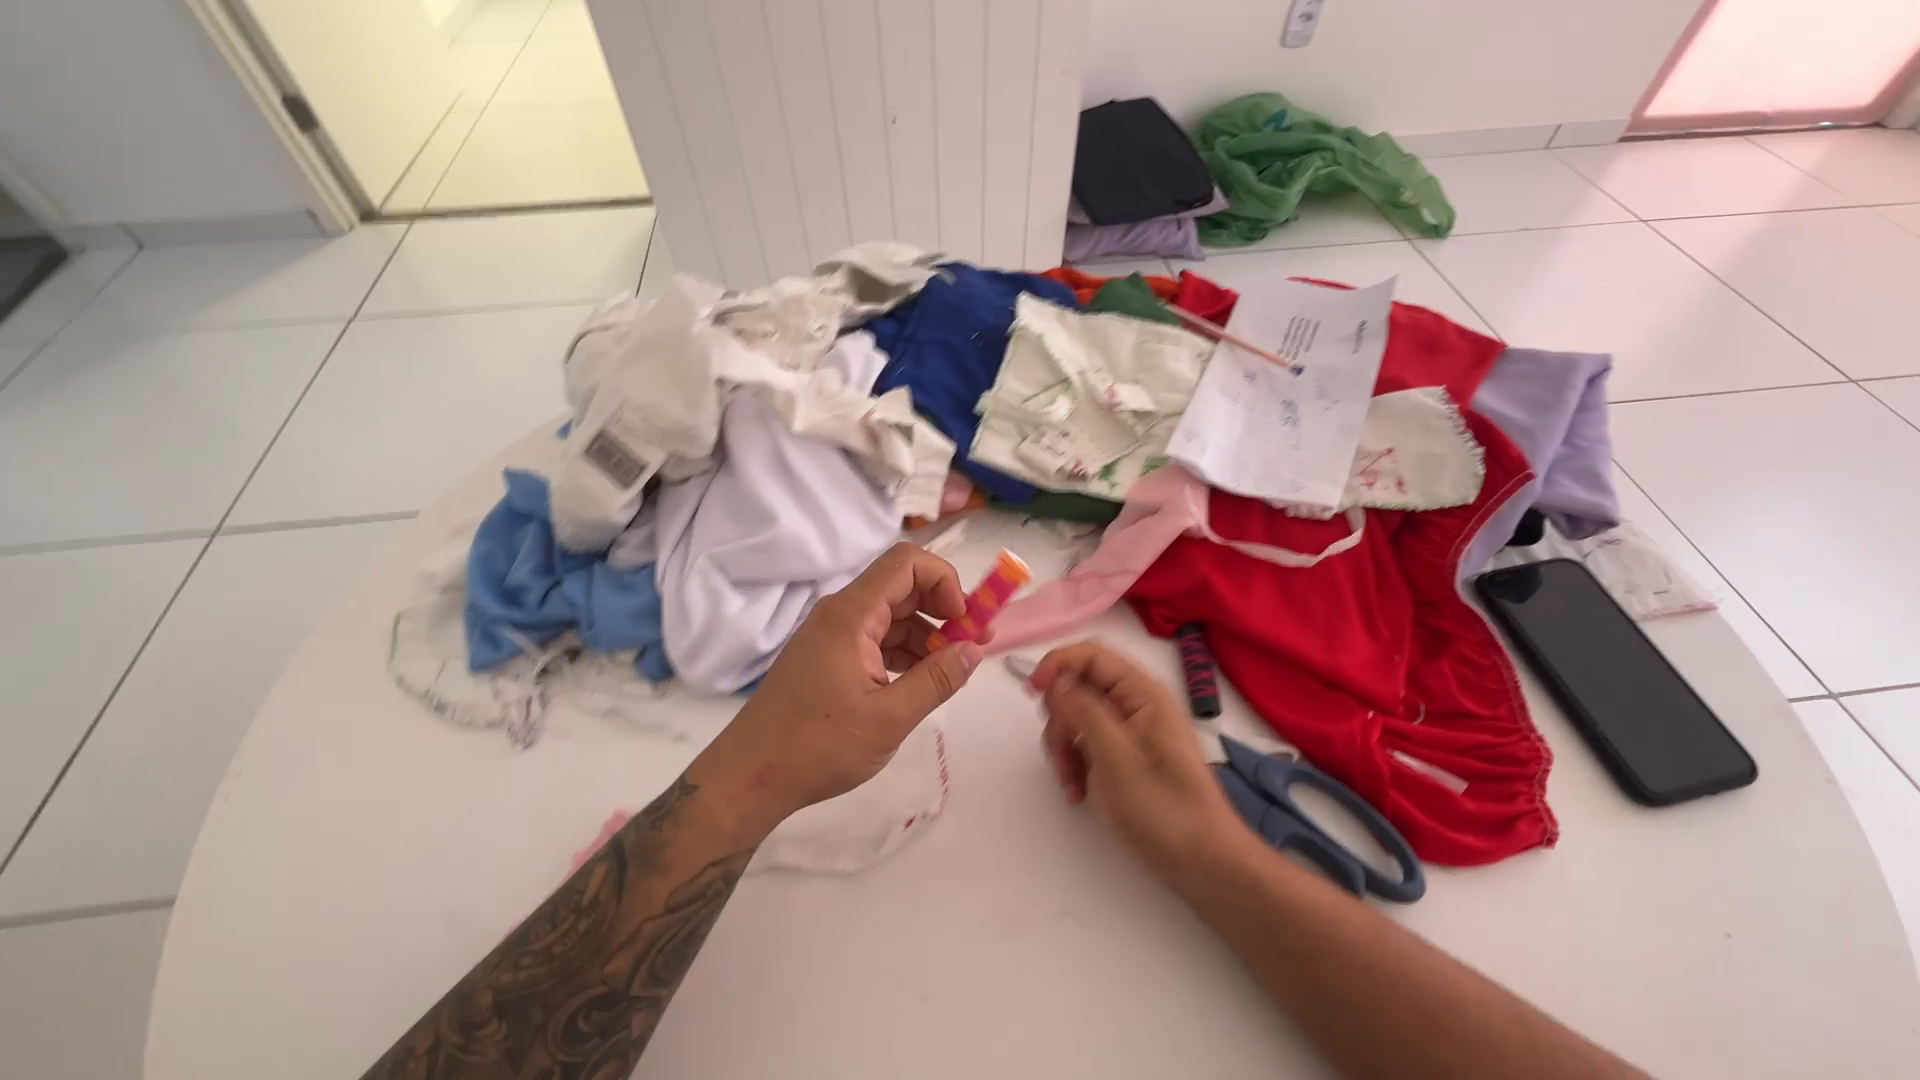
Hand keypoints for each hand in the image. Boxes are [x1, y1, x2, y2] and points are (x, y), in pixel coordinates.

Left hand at [696, 543, 987, 834]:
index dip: (945, 581)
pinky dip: (904, 652)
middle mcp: (840, 614)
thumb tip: (974, 650)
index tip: (966, 622)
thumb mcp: (889, 718)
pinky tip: (920, 682)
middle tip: (973, 646)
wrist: (751, 776)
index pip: (907, 563)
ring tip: (951, 671)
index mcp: (851, 615)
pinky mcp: (828, 657)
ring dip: (926, 634)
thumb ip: (936, 680)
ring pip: (891, 615)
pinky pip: (875, 638)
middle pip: (901, 587)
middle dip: (943, 609)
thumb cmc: (819, 746)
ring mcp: (832, 636)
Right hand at [1030, 641, 1251, 884]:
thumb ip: (1084, 710)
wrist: (1202, 863)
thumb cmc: (1163, 809)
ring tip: (1070, 782)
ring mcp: (1129, 733)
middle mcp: (1136, 705)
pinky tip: (1077, 794)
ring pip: (1076, 718)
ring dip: (1063, 746)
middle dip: (1059, 717)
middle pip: (1078, 687)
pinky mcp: (1124, 759)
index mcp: (1142, 693)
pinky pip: (1085, 746)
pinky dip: (1074, 765)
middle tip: (1060, 751)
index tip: (1032, 692)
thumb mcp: (1116, 756)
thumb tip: (1057, 679)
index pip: (1090, 654)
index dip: (1057, 665)